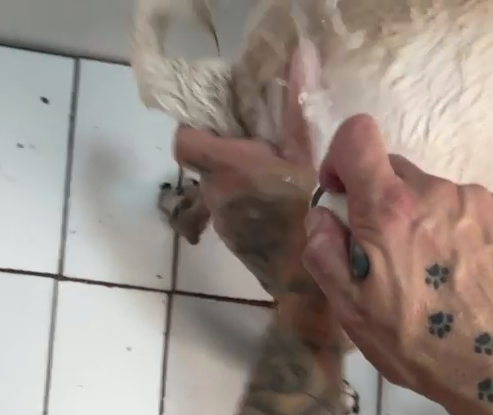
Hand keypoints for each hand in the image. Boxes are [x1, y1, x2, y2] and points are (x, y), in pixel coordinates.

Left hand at [171, 49, 320, 299]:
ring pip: (216, 187)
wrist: (305, 282)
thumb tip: (299, 55)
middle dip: (226, 150)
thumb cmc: (308, 214)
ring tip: (271, 174)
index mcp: (228, 169)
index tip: (221, 122)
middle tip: (258, 143)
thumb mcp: (308, 155)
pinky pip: (228, 208)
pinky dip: (244, 199)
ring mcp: (221, 220)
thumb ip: (296, 107)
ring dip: (237, 176)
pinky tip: (273, 202)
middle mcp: (215, 195)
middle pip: (203, 163)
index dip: (195, 127)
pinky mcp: (231, 239)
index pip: (184, 142)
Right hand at [301, 116, 492, 412]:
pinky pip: (469, 209)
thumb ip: (325, 253)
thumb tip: (322, 216)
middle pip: (396, 173)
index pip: (357, 136)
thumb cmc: (414, 344)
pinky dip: (459, 231)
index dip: (341, 158)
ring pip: (434, 195)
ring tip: (433, 275)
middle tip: (389, 260)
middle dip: (383, 206)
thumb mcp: (350, 311)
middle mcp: (434, 190)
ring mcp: (477, 199)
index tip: (343, 196)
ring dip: (424, 223)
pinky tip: (463, 274)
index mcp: (388, 210)